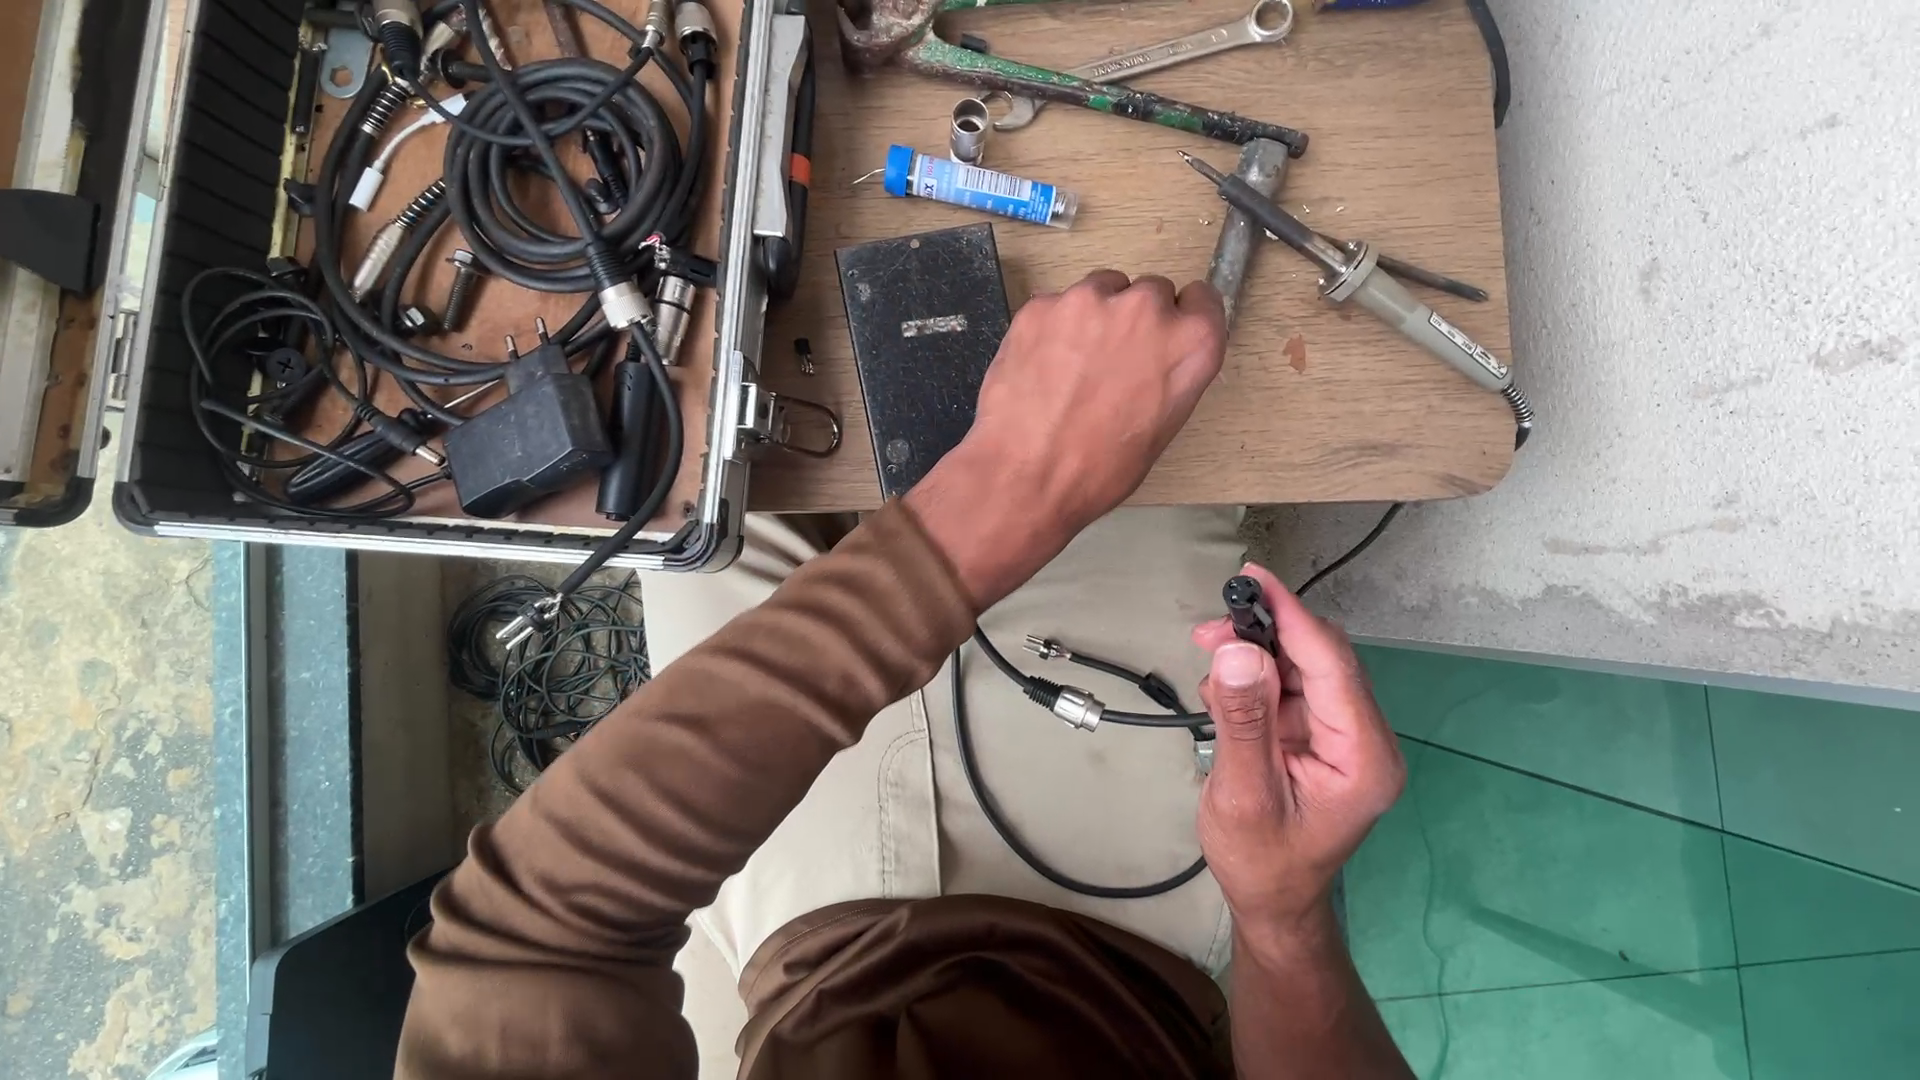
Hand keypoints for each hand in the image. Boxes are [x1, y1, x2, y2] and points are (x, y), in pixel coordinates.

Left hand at [906, 271, 1226, 607]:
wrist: (1024, 476)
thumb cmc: (1096, 469)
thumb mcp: (1160, 429)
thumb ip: (1169, 376)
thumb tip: (1155, 359)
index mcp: (1190, 344)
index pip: (1202, 300)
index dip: (1180, 319)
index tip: (1164, 336)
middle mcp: (1146, 309)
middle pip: (1149, 292)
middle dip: (1134, 321)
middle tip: (1110, 364)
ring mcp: (1089, 301)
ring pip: (1101, 291)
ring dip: (1093, 319)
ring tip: (1071, 370)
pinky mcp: (1042, 306)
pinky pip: (1055, 307)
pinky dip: (1051, 330)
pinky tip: (1040, 370)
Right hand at [1191, 563, 1405, 954]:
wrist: (1271, 902)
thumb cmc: (1260, 861)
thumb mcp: (1243, 793)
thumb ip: (1243, 720)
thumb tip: (1237, 650)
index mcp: (1364, 755)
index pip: (1332, 664)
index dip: (1292, 615)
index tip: (1251, 578)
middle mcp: (1363, 736)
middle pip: (1320, 657)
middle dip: (1264, 634)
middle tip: (1208, 632)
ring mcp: (1342, 734)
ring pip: (1301, 666)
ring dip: (1253, 656)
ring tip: (1210, 668)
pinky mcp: (1318, 734)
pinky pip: (1288, 686)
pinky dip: (1252, 679)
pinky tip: (1223, 695)